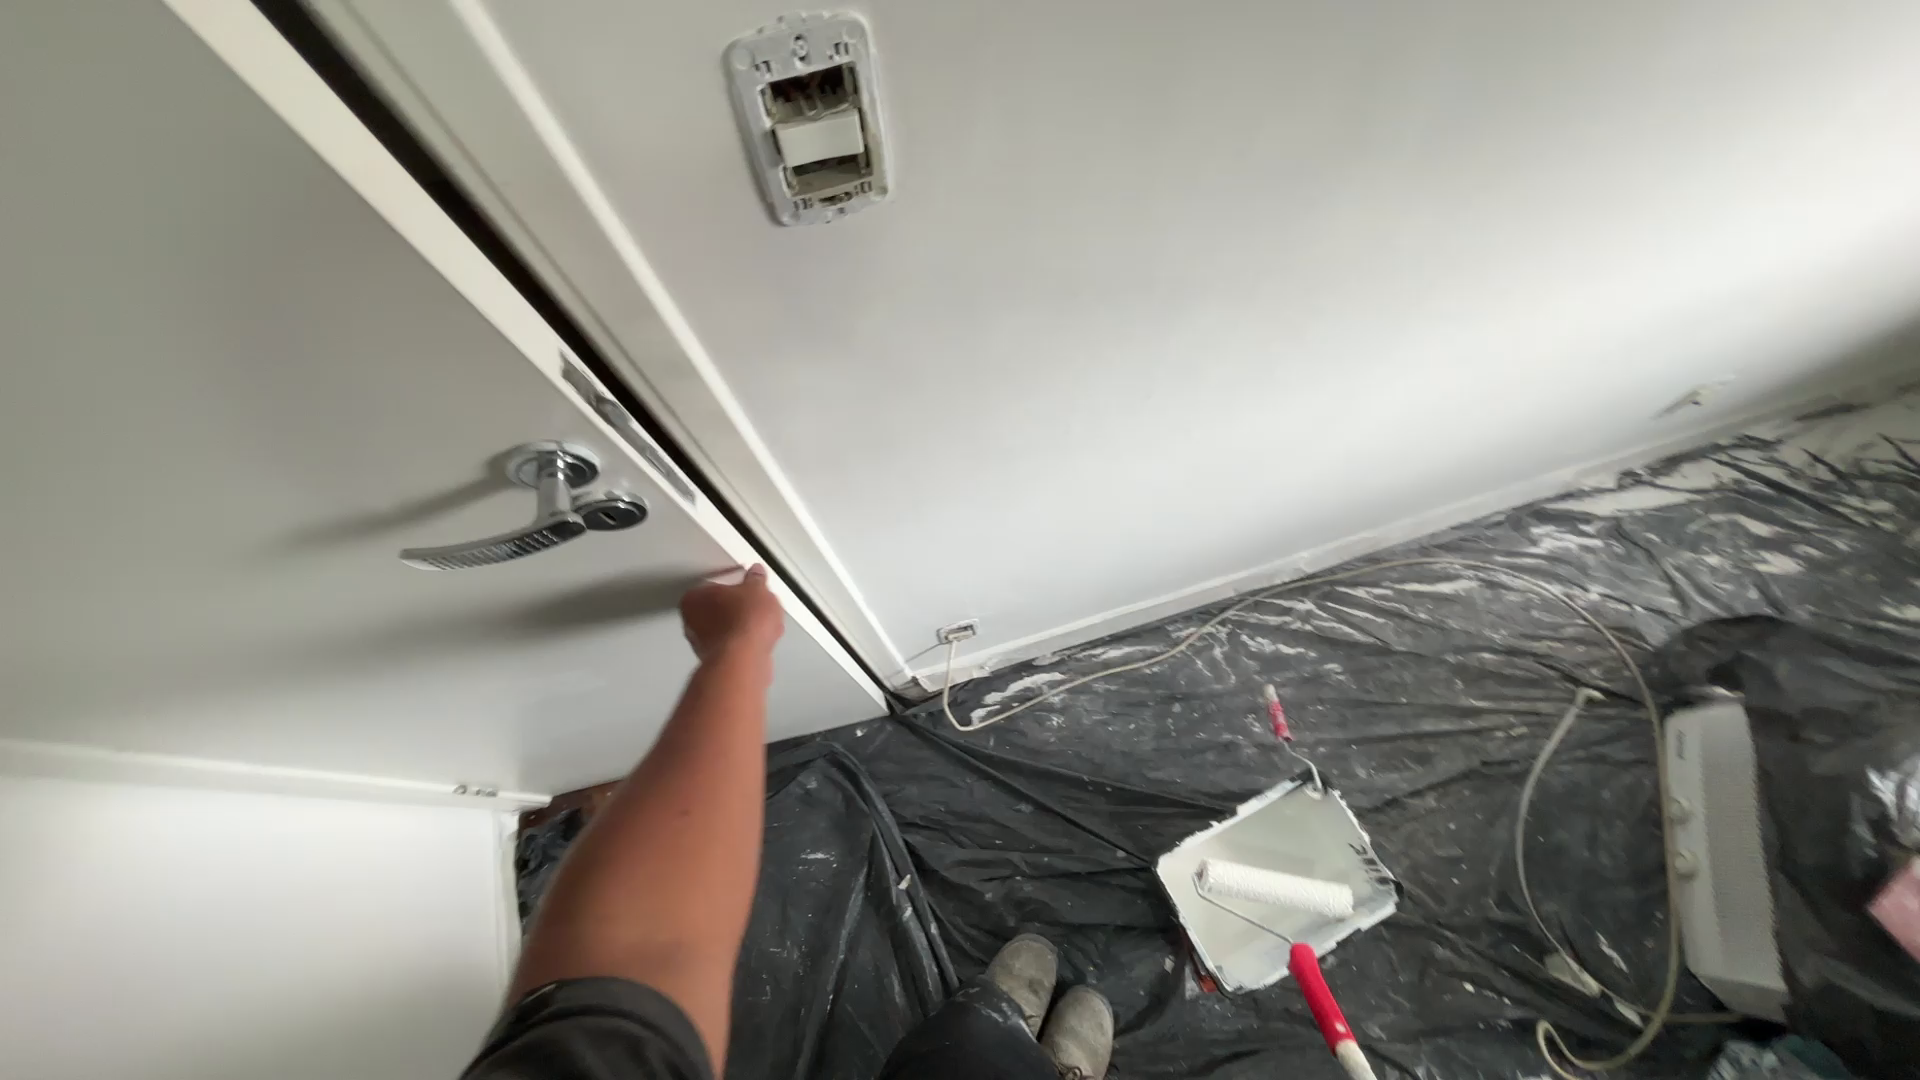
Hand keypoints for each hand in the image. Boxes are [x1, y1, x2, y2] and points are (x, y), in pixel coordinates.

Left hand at [680, 564, 784, 662]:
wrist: (745, 658)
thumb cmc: (742, 621)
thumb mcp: (757, 589)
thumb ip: (755, 580)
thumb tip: (756, 576)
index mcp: (693, 598)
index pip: (711, 586)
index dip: (732, 586)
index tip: (745, 585)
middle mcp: (692, 623)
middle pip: (717, 609)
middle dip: (736, 608)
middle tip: (754, 604)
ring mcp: (703, 645)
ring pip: (725, 630)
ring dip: (742, 627)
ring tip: (762, 624)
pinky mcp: (718, 662)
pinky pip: (734, 647)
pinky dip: (746, 644)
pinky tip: (760, 641)